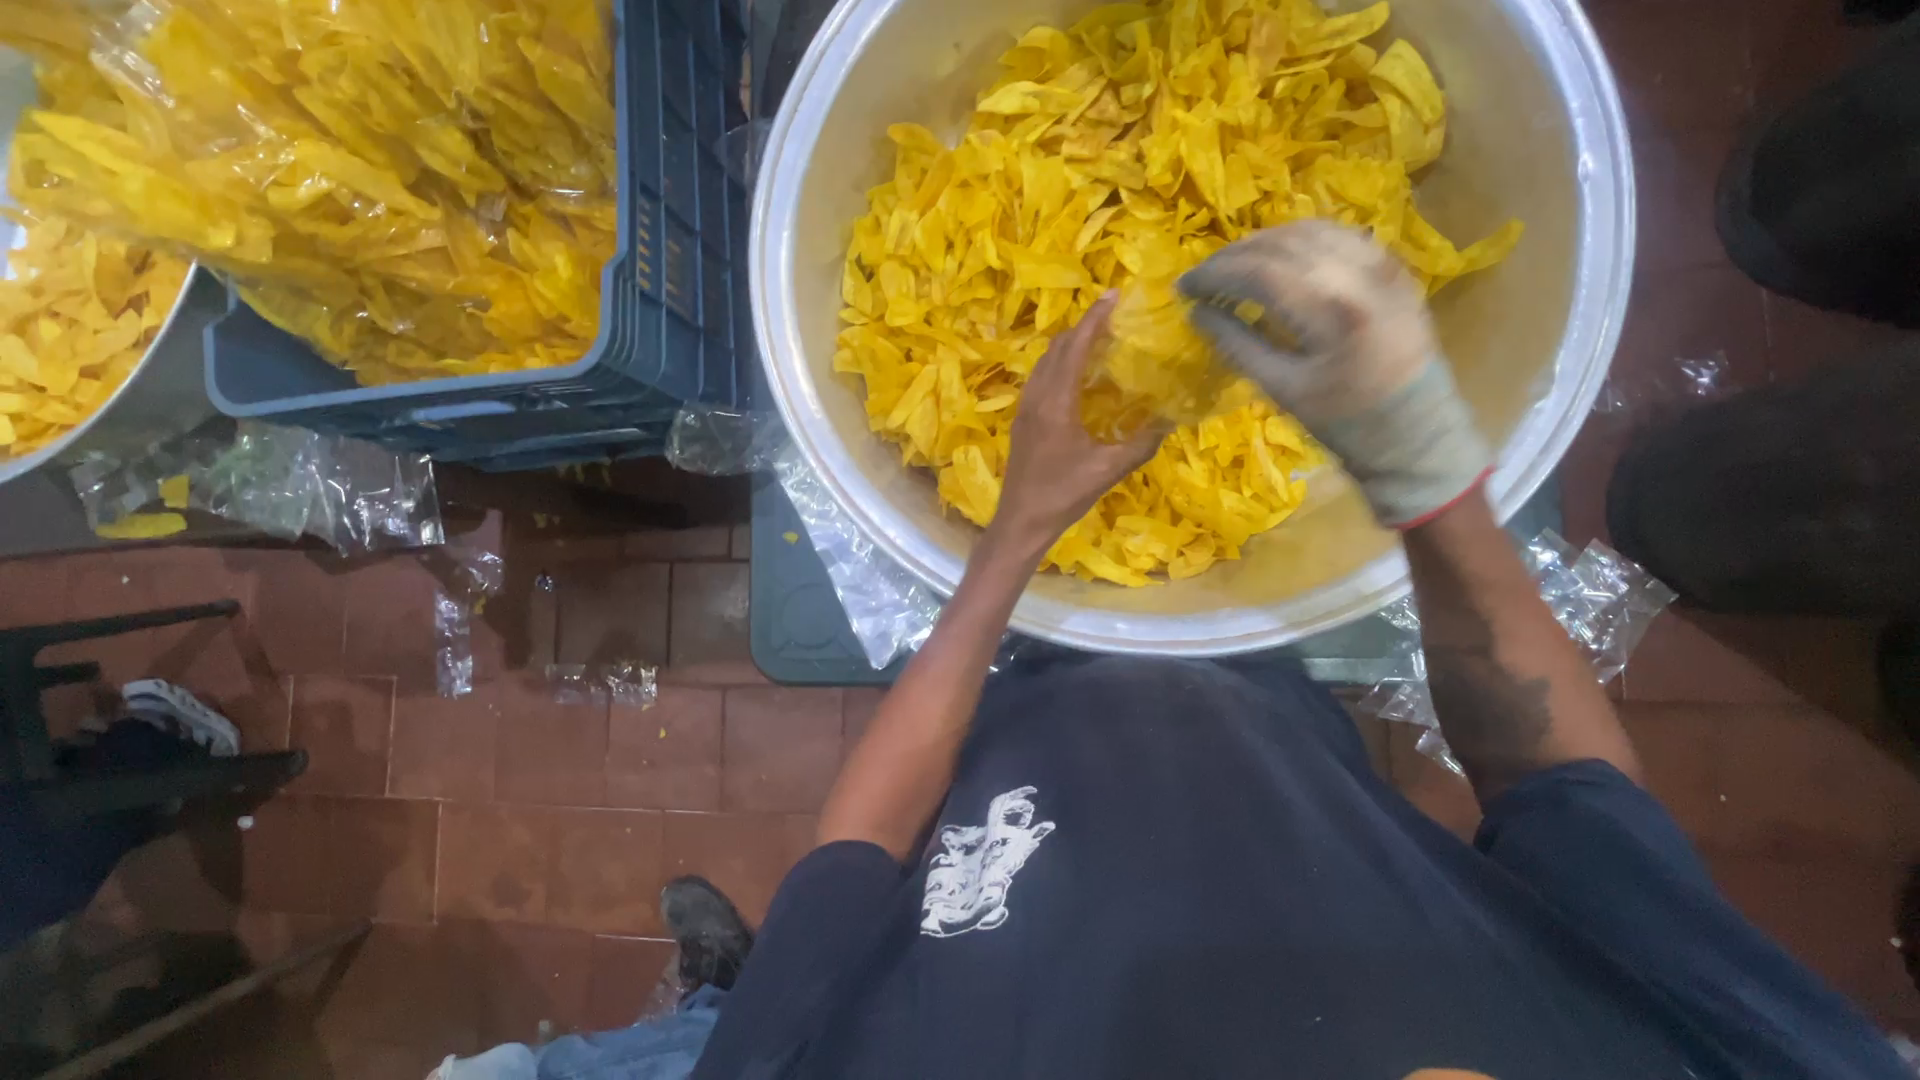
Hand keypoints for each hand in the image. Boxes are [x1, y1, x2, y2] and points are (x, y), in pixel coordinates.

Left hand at [990, 294, 1164, 554]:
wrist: (1021, 521)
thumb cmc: (1063, 495)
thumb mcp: (1108, 471)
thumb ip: (1140, 444)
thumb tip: (1169, 421)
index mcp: (1056, 401)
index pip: (1075, 346)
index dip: (1094, 318)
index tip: (1114, 295)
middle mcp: (1036, 397)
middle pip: (1057, 347)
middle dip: (1083, 326)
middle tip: (1112, 317)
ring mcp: (1025, 408)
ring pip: (1045, 362)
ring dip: (1069, 345)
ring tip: (1097, 341)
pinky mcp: (1022, 421)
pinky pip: (1040, 379)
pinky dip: (1059, 366)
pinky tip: (1077, 378)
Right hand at [1178, 220, 1491, 527]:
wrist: (1415, 432)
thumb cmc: (1343, 422)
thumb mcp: (1282, 390)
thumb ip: (1237, 345)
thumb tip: (1196, 313)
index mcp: (1332, 313)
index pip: (1260, 271)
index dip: (1215, 274)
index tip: (1183, 288)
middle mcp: (1360, 275)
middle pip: (1283, 243)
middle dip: (1233, 255)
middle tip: (1202, 277)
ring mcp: (1383, 266)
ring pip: (1311, 230)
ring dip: (1263, 242)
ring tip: (1234, 266)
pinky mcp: (1393, 268)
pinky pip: (1339, 236)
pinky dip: (1300, 240)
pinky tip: (1278, 259)